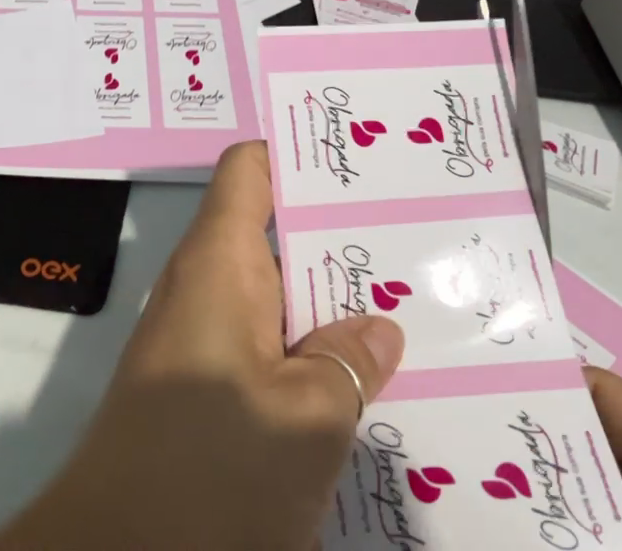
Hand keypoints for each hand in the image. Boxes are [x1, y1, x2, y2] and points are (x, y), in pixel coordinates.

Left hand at [0, 141, 406, 550]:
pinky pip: (267, 346)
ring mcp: (203, 339)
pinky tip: (371, 380)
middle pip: (274, 232)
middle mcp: (206, 287)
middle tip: (419, 236)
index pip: (251, 170)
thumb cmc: (213, 466)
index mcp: (220, 263)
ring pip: (277, 296)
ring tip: (413, 303)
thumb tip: (377, 328)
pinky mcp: (205, 388)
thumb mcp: (307, 416)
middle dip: (339, 235)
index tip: (363, 161)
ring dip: (332, 302)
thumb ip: (350, 362)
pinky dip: (312, 352)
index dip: (300, 155)